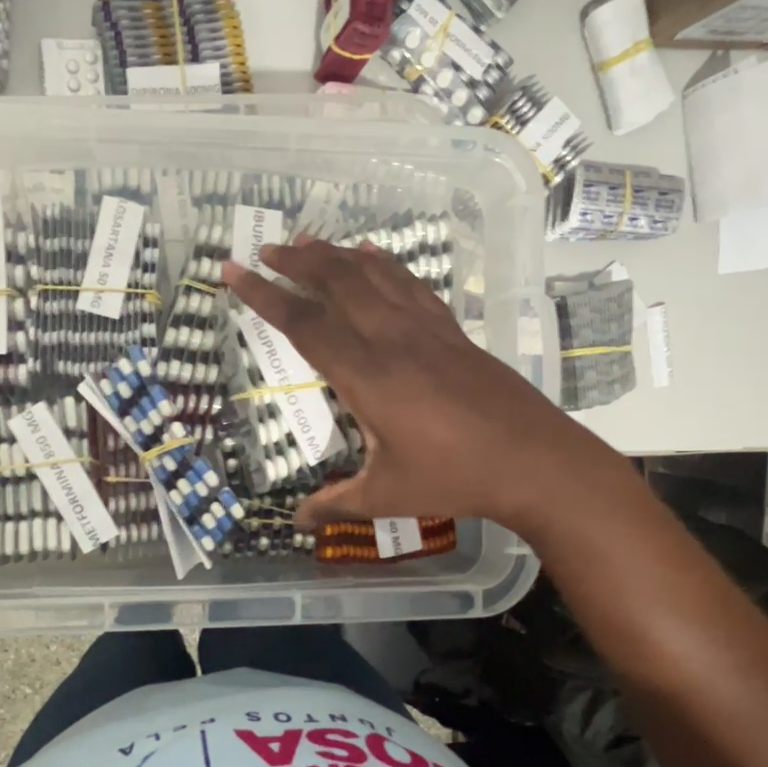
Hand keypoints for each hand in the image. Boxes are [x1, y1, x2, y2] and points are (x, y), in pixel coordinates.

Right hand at [223, 239, 560, 526]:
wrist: (533, 460)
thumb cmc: (455, 478)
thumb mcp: (386, 496)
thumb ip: (336, 504)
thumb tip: (297, 522)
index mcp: (368, 377)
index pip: (306, 325)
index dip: (265, 296)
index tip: (234, 272)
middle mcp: (393, 341)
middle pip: (339, 284)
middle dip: (298, 262)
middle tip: (267, 250)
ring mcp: (427, 331)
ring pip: (375, 276)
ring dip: (338, 256)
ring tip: (309, 243)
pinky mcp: (452, 333)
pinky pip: (411, 286)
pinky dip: (386, 265)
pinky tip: (374, 255)